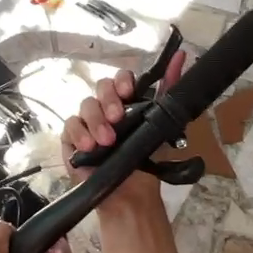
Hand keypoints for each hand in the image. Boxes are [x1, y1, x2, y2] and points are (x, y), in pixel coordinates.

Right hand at [61, 52, 186, 213]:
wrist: (131, 195)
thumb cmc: (146, 160)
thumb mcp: (163, 124)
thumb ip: (170, 91)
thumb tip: (182, 57)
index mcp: (127, 103)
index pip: (120, 80)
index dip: (122, 80)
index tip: (127, 90)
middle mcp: (106, 109)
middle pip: (101, 87)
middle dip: (108, 99)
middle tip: (117, 118)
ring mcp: (87, 122)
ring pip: (86, 105)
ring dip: (96, 120)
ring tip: (106, 141)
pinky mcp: (71, 139)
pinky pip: (70, 125)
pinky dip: (79, 133)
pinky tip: (88, 146)